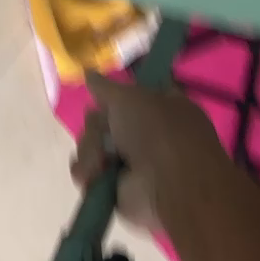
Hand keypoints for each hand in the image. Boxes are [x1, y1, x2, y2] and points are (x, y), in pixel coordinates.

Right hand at [70, 70, 226, 231]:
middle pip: (102, 118)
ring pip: (91, 143)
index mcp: (163, 107)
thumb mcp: (129, 97)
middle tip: (105, 133)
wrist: (172, 187)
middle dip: (97, 126)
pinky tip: (95, 174)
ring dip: (92, 150)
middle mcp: (148, 133)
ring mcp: (132, 161)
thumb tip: (88, 72)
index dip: (115, 92)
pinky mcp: (115, 185)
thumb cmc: (159, 133)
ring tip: (103, 162)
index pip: (131, 93)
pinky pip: (87, 169)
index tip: (103, 95)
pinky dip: (88, 171)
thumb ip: (105, 86)